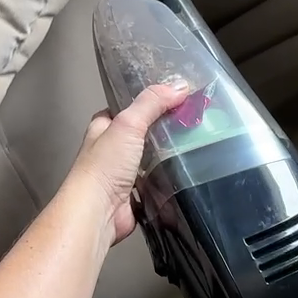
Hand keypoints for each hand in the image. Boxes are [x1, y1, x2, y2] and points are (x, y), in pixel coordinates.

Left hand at [59, 81, 190, 244]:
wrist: (98, 211)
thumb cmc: (104, 165)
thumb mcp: (128, 124)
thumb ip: (151, 103)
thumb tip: (179, 85)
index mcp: (103, 127)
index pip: (127, 107)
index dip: (149, 101)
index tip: (177, 97)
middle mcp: (110, 149)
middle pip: (142, 133)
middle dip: (164, 129)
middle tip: (193, 121)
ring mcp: (122, 173)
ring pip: (151, 158)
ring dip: (169, 155)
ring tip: (198, 144)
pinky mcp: (135, 194)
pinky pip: (157, 182)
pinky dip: (170, 179)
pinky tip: (189, 173)